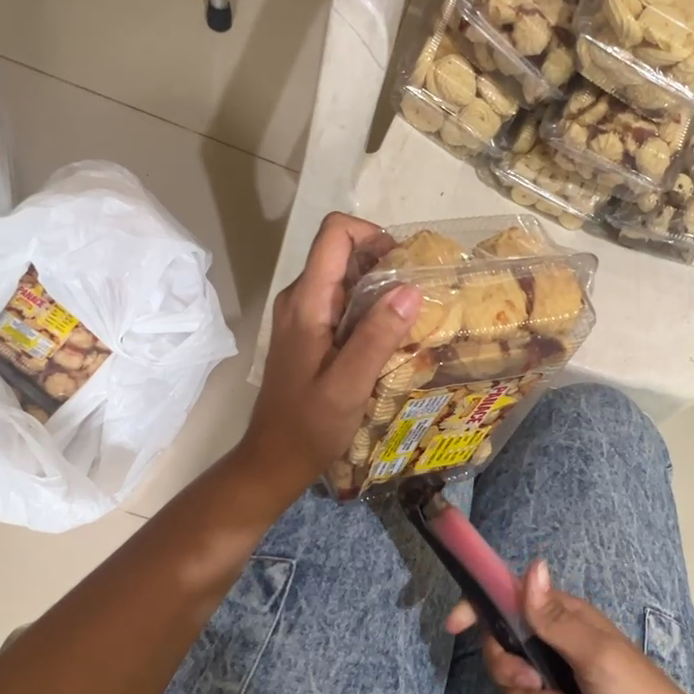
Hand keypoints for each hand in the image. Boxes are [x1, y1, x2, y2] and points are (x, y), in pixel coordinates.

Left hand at [236, 213, 419, 491]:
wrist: (275, 459)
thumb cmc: (309, 426)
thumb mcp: (349, 385)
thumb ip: (377, 336)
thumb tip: (410, 288)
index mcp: (306, 302)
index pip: (334, 234)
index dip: (372, 234)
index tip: (404, 264)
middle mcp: (300, 299)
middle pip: (342, 252)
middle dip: (383, 263)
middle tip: (418, 296)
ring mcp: (303, 317)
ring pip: (345, 279)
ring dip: (379, 289)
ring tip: (411, 318)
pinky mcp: (309, 334)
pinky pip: (342, 304)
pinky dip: (369, 310)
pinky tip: (389, 339)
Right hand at [445, 561, 693, 693]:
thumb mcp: (596, 654)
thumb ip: (554, 618)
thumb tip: (532, 564)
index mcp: (566, 617)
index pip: (511, 599)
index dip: (479, 608)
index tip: (454, 626)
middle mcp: (555, 644)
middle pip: (501, 650)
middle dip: (511, 674)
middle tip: (533, 686)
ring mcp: (556, 681)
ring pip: (512, 690)